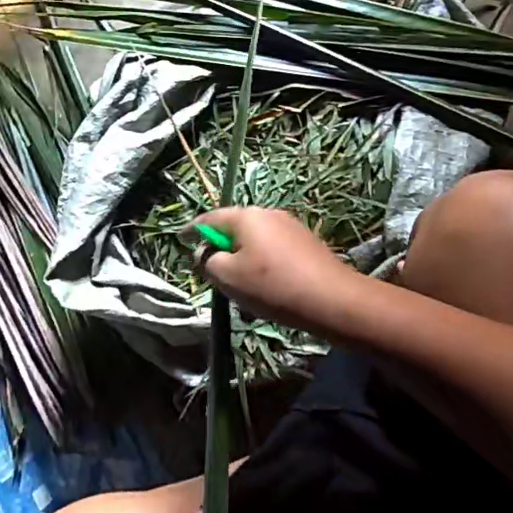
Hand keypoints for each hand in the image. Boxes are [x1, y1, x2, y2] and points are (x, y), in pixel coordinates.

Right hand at [192, 207, 362, 333]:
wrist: (332, 299)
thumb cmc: (272, 286)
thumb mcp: (227, 277)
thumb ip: (207, 261)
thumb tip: (205, 252)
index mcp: (246, 216)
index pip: (209, 218)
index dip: (192, 230)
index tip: (181, 239)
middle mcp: (268, 213)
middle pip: (234, 227)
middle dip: (221, 247)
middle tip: (212, 271)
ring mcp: (290, 226)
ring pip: (255, 240)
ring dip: (243, 258)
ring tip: (242, 286)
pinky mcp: (306, 242)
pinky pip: (273, 248)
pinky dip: (263, 263)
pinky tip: (267, 286)